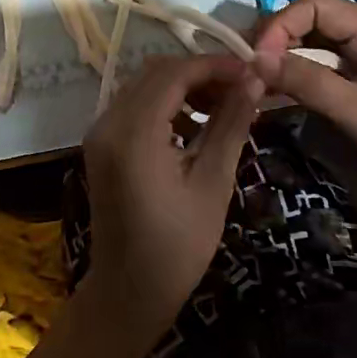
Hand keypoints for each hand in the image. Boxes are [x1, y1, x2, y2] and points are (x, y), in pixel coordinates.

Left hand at [79, 55, 262, 344]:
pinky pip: (136, 106)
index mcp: (133, 133)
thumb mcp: (213, 182)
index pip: (175, 73)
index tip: (253, 72)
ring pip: (146, 86)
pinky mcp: (102, 144)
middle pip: (157, 72)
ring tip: (226, 106)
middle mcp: (108, 123)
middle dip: (202, 73)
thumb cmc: (178, 245)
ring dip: (186, 87)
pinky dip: (168, 104)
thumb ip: (231, 123)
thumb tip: (255, 79)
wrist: (129, 292)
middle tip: (243, 88)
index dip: (216, 66)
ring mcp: (100, 133)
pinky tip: (197, 125)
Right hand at [251, 0, 356, 208]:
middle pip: (314, 21)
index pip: (315, 5)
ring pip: (318, 45)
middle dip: (279, 41)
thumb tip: (256, 59)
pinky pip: (328, 68)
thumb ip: (309, 82)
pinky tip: (280, 95)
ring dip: (287, 60)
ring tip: (257, 86)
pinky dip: (303, 78)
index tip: (256, 62)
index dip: (280, 25)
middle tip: (250, 74)